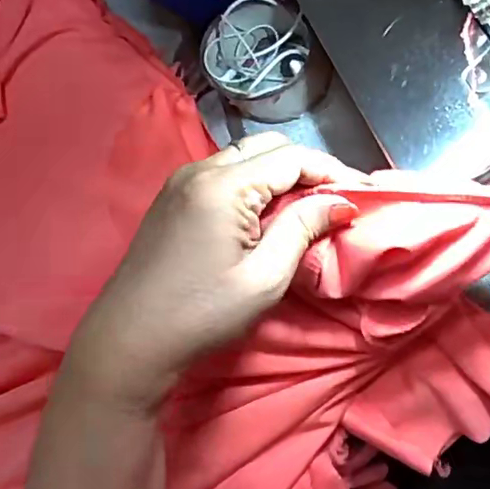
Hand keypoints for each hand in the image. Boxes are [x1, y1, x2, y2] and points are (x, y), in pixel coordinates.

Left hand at [68, 134, 364, 410]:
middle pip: (270, 147)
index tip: (362, 193)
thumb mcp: (265, 277)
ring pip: (248, 156)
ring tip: (309, 206)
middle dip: (310, 167)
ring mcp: (182, 180)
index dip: (333, 171)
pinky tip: (269, 212)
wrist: (127, 341)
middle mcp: (200, 169)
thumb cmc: (201, 314)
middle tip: (336, 200)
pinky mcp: (174, 195)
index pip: (293, 157)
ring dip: (283, 173)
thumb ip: (304, 228)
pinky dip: (257, 182)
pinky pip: (227, 171)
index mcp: (223, 186)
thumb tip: (341, 202)